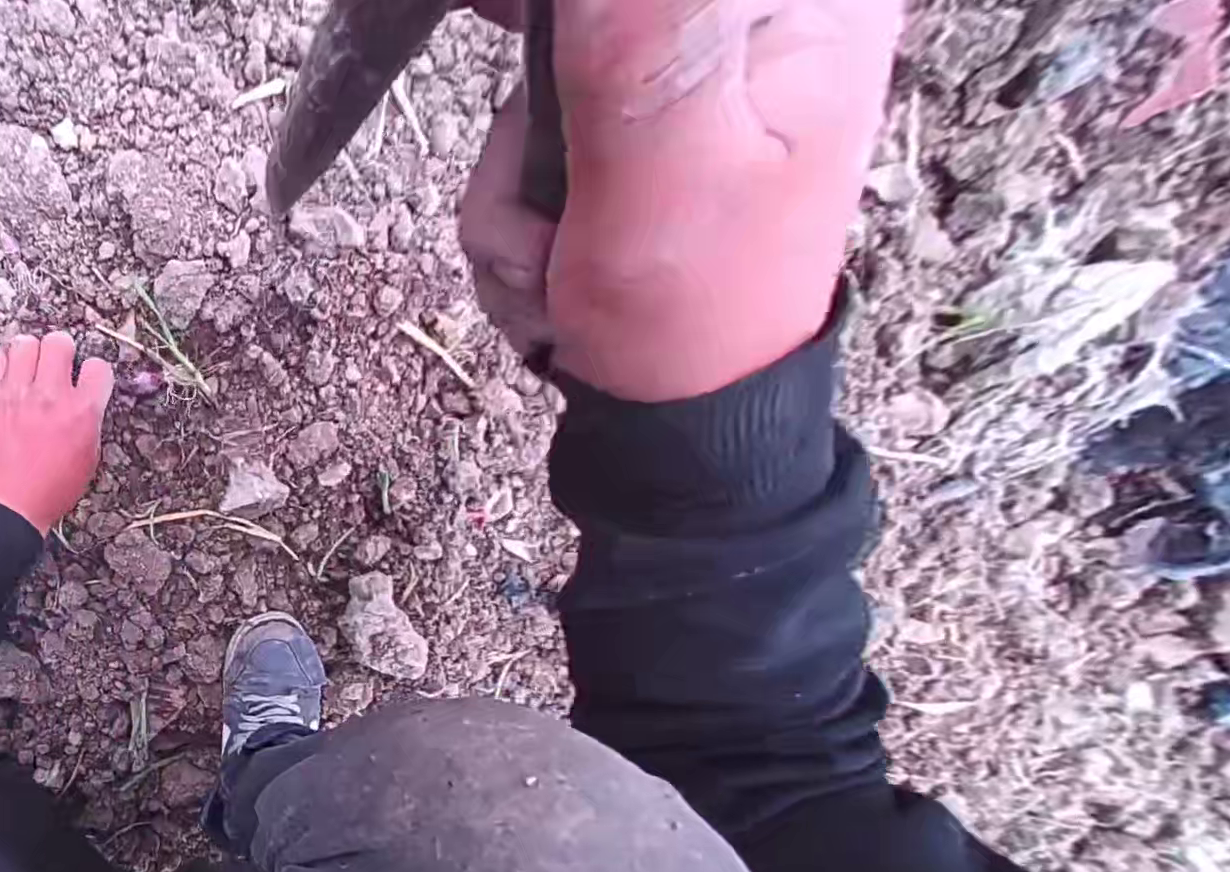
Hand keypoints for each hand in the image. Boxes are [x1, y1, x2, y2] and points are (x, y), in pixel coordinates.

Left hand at [0, 332, 113, 533]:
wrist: (12, 500)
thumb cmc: (54, 485)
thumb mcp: (90, 454)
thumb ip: (91, 418)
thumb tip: (88, 396)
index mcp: (83, 411)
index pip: (98, 366)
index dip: (95, 372)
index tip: (89, 379)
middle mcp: (51, 395)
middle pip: (60, 342)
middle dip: (63, 351)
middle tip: (59, 366)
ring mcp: (17, 392)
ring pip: (26, 342)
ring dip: (32, 353)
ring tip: (31, 369)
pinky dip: (2, 362)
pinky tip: (9, 378)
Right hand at [460, 0, 901, 401]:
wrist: (666, 411)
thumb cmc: (684, 317)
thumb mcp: (662, 183)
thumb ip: (636, 47)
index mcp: (782, 15)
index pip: (625, 5)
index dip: (552, 35)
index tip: (511, 60)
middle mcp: (715, 49)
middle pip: (555, 48)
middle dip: (521, 165)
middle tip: (550, 245)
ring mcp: (648, 116)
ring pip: (516, 129)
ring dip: (508, 225)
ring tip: (553, 287)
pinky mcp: (603, 166)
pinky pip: (511, 183)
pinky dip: (510, 246)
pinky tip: (547, 289)